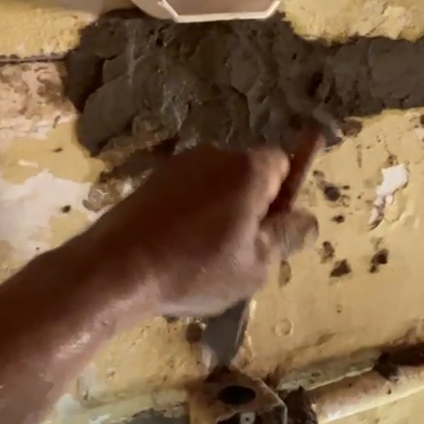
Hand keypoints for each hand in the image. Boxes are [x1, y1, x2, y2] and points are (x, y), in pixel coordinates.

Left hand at [73, 145, 317, 317]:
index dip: (283, 197)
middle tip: (239, 253)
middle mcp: (213, 155)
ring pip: (215, 186)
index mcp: (247, 169)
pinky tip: (176, 251)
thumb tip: (307, 219)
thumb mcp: (255, 265)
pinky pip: (186, 194)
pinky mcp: (150, 181)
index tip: (270, 231)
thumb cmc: (194, 268)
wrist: (116, 269)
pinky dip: (189, 216)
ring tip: (202, 258)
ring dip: (218, 213)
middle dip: (250, 207)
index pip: (283, 164)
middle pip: (247, 175)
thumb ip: (287, 237)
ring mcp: (177, 166)